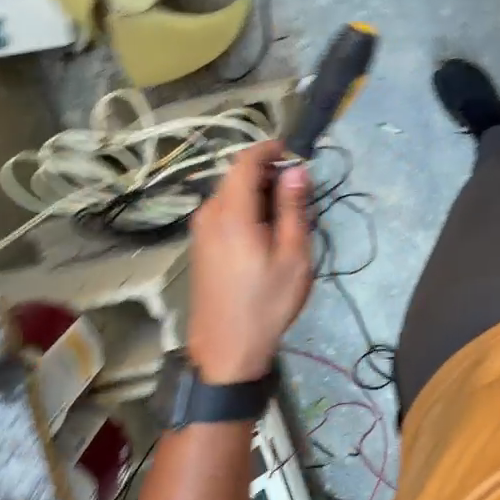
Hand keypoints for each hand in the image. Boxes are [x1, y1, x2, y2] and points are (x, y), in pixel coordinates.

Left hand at [186, 141, 312, 383]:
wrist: (226, 351)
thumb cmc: (266, 303)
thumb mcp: (292, 256)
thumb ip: (293, 208)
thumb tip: (296, 170)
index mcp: (232, 213)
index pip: (246, 162)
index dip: (269, 149)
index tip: (293, 150)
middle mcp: (209, 215)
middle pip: (237, 176)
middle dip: (268, 174)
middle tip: (300, 191)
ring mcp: (200, 231)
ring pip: (230, 194)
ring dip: (258, 193)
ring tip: (288, 215)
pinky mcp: (200, 247)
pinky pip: (223, 213)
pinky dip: (246, 210)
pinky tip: (266, 233)